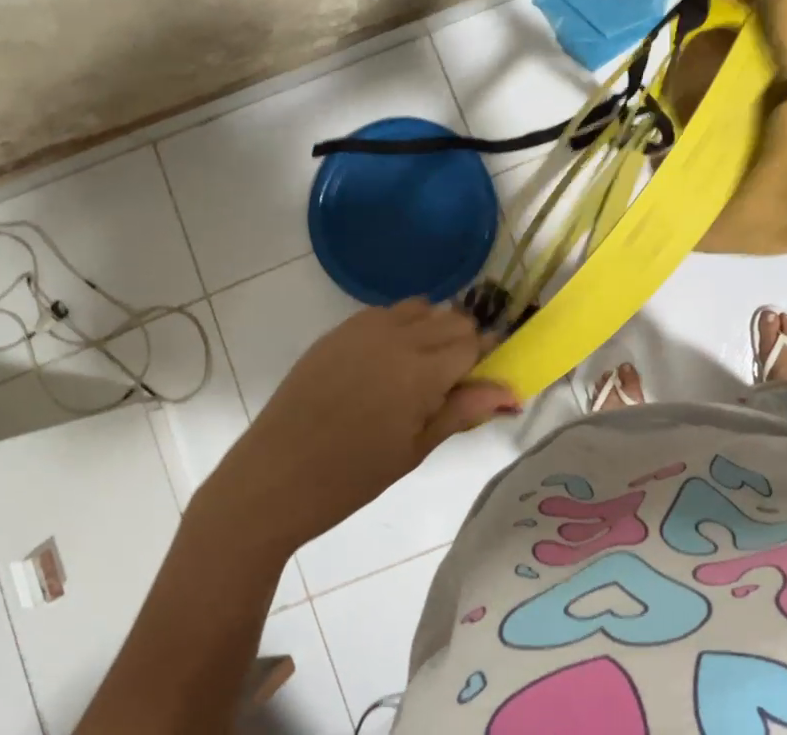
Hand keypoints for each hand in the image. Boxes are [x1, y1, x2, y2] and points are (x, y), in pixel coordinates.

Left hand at [211, 299, 516, 548]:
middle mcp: (397, 336)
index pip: (476, 343)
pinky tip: (386, 365)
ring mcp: (364, 328)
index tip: (483, 384)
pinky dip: (400, 327)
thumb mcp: (415, 449)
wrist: (274, 476)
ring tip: (419, 373)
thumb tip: (512, 392)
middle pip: (453, 320)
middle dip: (464, 345)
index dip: (486, 361)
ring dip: (432, 331)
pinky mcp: (338, 331)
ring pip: (421, 309)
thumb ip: (464, 411)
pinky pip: (385, 313)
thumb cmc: (352, 476)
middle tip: (452, 386)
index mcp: (422, 370)